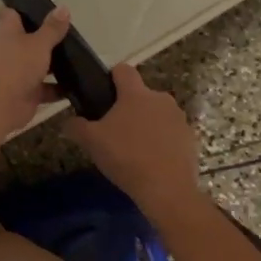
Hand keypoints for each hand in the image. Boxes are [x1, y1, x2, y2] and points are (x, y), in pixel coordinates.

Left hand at [0, 6, 71, 139]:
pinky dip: (60, 88)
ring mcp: (19, 72)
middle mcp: (12, 50)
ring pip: (40, 64)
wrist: (0, 105)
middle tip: (74, 32)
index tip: (40, 3)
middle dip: (48, 37)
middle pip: (30, 39)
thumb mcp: (38, 43)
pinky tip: (79, 84)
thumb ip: (52, 28)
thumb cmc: (16, 66)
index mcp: (9, 32)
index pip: (12, 14)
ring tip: (82, 57)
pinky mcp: (28, 92)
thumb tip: (63, 7)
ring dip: (57, 63)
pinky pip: (47, 88)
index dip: (23, 8)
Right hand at [64, 64, 201, 208]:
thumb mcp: (90, 142)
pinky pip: (171, 132)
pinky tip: (152, 160)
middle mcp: (160, 99)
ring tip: (134, 148)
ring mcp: (179, 118)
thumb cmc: (126, 157)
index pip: (123, 70)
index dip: (111, 77)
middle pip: (141, 94)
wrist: (167, 190)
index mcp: (136, 94)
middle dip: (129, 107)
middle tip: (115, 129)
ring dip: (147, 123)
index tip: (104, 94)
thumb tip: (70, 122)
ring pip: (157, 113)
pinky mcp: (191, 138)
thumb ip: (76, 126)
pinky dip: (162, 141)